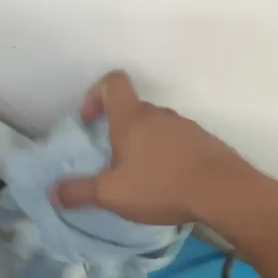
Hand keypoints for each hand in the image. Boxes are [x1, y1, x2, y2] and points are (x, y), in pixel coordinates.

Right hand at [51, 71, 268, 228]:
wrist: (224, 193)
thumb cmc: (161, 186)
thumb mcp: (111, 194)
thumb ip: (78, 192)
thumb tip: (53, 192)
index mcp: (132, 119)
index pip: (112, 83)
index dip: (95, 95)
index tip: (90, 122)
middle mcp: (159, 115)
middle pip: (132, 111)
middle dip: (116, 133)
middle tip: (111, 163)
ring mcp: (185, 127)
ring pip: (155, 129)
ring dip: (142, 147)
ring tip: (139, 180)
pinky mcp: (204, 143)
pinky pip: (176, 143)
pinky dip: (165, 158)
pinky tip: (165, 185)